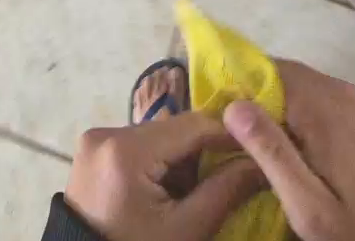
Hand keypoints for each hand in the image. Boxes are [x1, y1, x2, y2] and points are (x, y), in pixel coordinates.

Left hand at [65, 111, 267, 240]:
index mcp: (126, 149)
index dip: (228, 135)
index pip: (192, 125)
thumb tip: (262, 163)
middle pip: (173, 130)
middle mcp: (106, 132)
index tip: (257, 146)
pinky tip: (168, 192)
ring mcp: (95, 141)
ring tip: (196, 190)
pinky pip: (138, 147)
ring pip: (158, 137)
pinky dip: (159, 163)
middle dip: (202, 152)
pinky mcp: (92, 152)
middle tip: (230, 174)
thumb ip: (225, 191)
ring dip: (182, 158)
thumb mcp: (185, 231)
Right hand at [224, 59, 354, 240]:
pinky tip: (286, 139)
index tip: (213, 113)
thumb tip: (233, 107)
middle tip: (229, 129)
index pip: (265, 72)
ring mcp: (351, 96)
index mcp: (321, 106)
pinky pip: (316, 94)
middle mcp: (336, 89)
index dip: (236, 88)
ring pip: (298, 82)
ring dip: (272, 101)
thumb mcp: (310, 207)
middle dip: (252, 94)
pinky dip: (294, 106)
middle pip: (281, 73)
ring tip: (253, 138)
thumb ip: (272, 154)